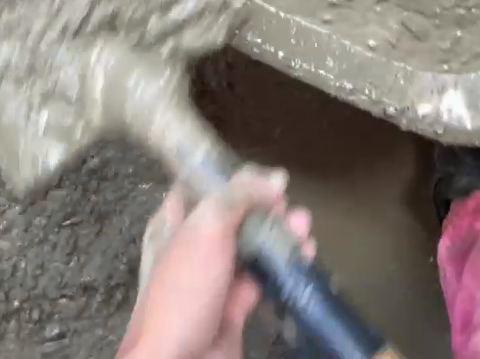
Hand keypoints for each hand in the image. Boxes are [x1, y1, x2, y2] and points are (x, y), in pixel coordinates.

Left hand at [119, 167, 315, 358]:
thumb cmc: (184, 288)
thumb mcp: (207, 228)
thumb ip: (240, 196)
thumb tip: (277, 177)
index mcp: (174, 222)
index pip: (200, 184)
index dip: (229, 174)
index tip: (261, 171)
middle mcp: (192, 246)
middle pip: (232, 216)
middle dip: (263, 206)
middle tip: (288, 201)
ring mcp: (213, 278)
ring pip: (249, 247)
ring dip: (278, 234)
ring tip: (305, 225)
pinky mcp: (233, 308)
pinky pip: (261, 279)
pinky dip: (282, 267)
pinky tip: (304, 255)